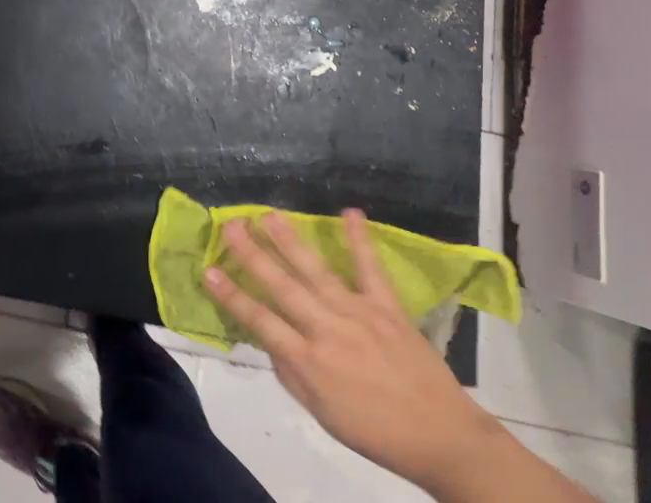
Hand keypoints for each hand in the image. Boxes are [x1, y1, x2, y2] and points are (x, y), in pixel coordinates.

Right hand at [204, 210, 594, 501]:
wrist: (442, 436)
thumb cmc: (375, 432)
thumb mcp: (321, 413)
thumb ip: (292, 373)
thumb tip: (271, 341)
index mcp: (308, 361)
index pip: (260, 321)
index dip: (231, 295)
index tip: (208, 270)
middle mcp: (328, 330)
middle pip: (282, 286)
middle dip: (252, 255)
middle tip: (230, 225)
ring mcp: (359, 314)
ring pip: (316, 271)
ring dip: (290, 241)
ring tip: (268, 215)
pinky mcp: (388, 308)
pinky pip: (371, 269)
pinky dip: (360, 240)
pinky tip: (349, 212)